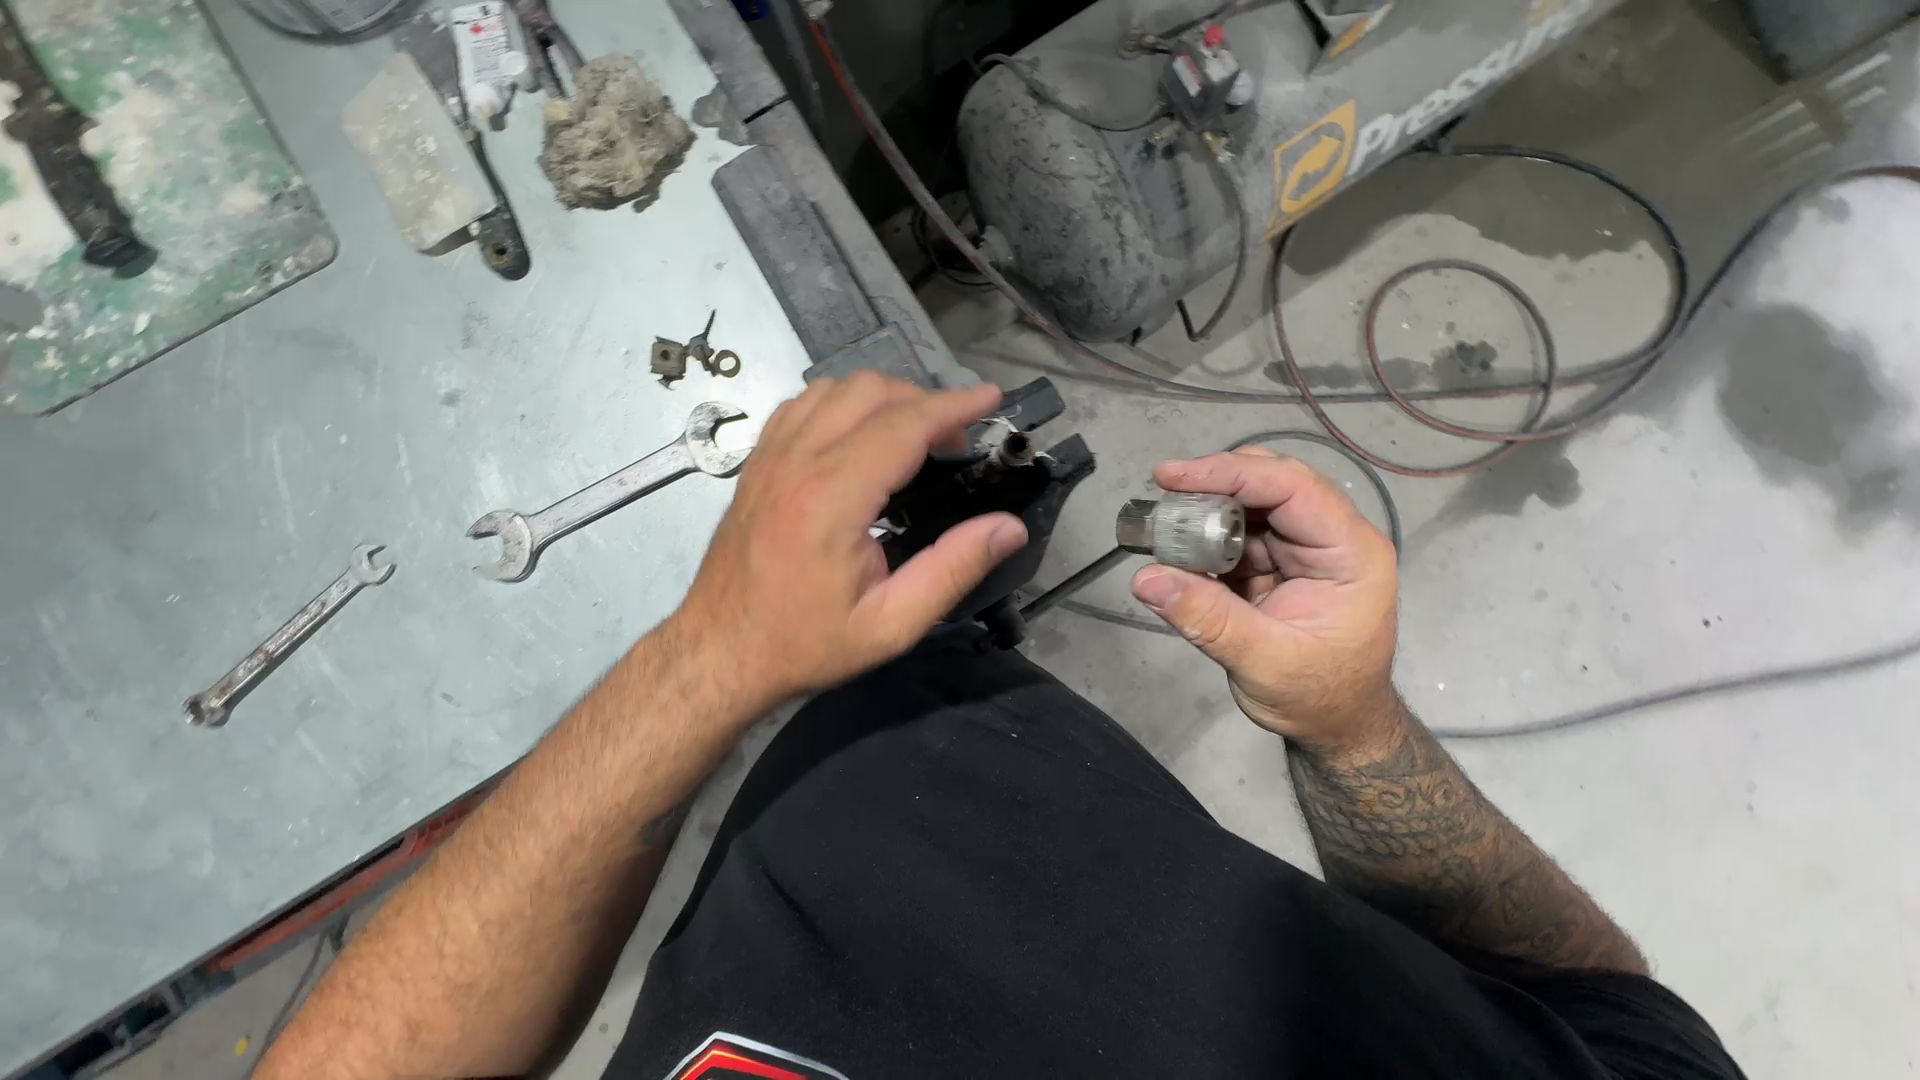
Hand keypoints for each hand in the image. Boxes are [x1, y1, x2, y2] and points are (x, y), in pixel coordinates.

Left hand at [672, 374, 1028, 708]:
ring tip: (912, 437)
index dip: (954, 405)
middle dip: (924, 402)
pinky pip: (803, 404)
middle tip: (953, 443)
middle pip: (871, 392)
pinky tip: (860, 436)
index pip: (903, 424)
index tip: (990, 399)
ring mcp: (770, 456)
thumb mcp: (891, 624)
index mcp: (832, 499)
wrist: (721, 651)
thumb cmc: (806, 643)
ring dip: (883, 398)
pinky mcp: (756, 462)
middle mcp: (797, 462)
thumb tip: (1008, 528)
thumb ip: (953, 569)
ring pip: (835, 388)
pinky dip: (842, 404)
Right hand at [1130, 448, 1400, 754]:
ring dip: (1203, 512)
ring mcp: (1302, 550)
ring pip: (1249, 507)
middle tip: (1162, 491)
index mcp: (1350, 552)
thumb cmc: (1318, 698)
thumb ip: (1207, 618)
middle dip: (1214, 485)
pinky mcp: (1276, 564)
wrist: (1335, 728)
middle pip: (1271, 486)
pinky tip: (1174, 548)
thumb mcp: (1263, 662)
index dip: (1232, 473)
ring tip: (1160, 524)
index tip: (1173, 476)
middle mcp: (1330, 539)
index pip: (1294, 488)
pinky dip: (1202, 539)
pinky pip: (1235, 536)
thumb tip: (1145, 579)